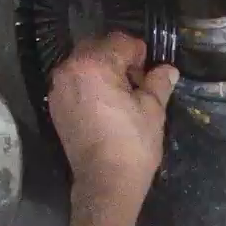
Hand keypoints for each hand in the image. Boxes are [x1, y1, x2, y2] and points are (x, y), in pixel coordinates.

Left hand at [48, 32, 177, 225]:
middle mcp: (70, 69)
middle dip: (119, 61)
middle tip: (138, 85)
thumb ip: (159, 85)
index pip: (120, 42)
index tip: (151, 71)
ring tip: (122, 99)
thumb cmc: (133, 147)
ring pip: (84, 67)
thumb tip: (169, 70)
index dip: (140, 53)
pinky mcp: (56, 108)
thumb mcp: (153, 113)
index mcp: (95, 64)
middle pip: (97, 50)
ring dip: (103, 74)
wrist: (106, 184)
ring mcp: (59, 89)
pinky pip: (75, 86)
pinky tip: (106, 110)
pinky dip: (90, 90)